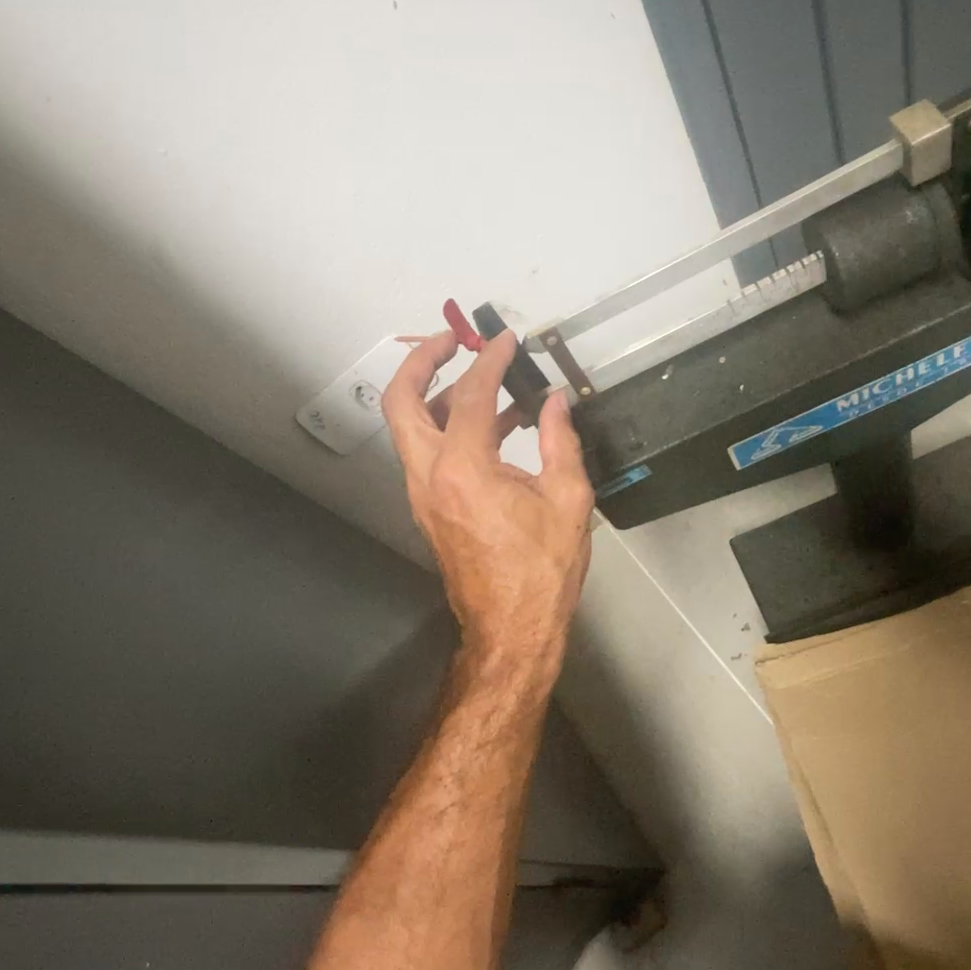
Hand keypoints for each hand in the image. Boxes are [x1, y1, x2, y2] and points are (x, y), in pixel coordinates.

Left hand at [383, 331, 593, 664]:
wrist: (511, 629)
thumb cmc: (542, 571)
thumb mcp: (568, 500)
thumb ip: (561, 441)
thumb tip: (557, 402)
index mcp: (464, 470)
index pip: (469, 395)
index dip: (490, 360)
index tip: (507, 340)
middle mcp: (430, 476)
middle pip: (402, 402)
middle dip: (421, 361)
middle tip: (453, 340)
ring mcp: (422, 494)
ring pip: (409, 427)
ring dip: (437, 394)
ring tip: (485, 382)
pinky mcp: (429, 508)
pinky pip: (428, 452)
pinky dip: (448, 426)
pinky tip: (496, 426)